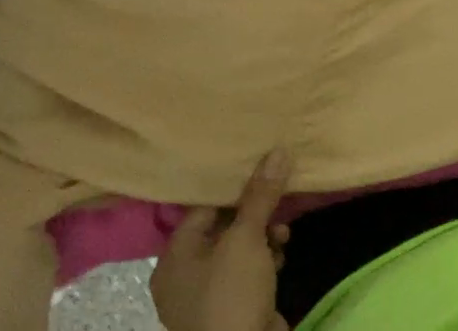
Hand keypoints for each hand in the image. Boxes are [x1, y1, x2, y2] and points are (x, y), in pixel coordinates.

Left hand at [151, 150, 293, 330]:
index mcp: (174, 257)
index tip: (264, 172)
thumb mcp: (246, 239)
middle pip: (221, 228)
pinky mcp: (227, 308)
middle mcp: (182, 276)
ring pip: (236, 250)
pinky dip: (262, 261)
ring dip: (262, 237)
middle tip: (281, 205)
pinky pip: (244, 272)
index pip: (203, 208)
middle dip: (254, 215)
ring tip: (284, 236)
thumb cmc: (231, 294)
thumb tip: (278, 150)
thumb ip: (260, 196)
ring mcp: (204, 296)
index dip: (234, 188)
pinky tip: (280, 259)